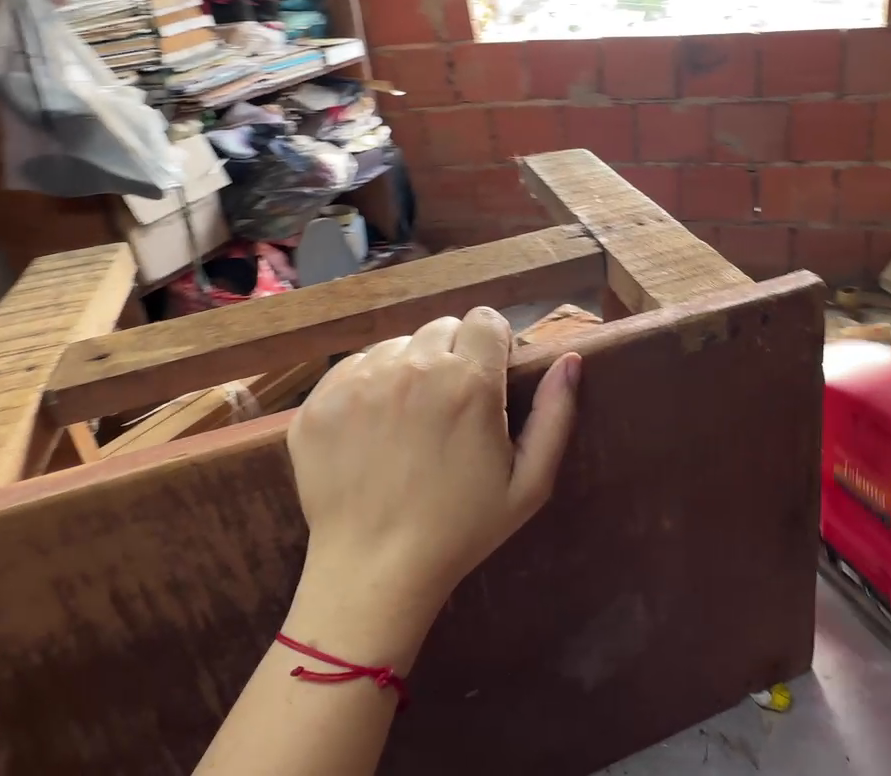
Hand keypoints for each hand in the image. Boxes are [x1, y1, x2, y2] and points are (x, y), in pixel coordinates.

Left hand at [285, 307, 580, 655]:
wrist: (374, 570)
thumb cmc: (463, 529)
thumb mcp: (530, 483)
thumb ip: (556, 414)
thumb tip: (569, 360)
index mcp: (469, 382)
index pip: (486, 320)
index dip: (494, 344)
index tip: (490, 376)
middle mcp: (413, 368)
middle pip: (442, 328)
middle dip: (454, 355)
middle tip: (451, 404)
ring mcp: (360, 382)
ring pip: (397, 345)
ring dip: (410, 368)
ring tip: (410, 418)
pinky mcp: (320, 401)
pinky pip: (354, 367)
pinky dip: (368, 386)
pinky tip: (374, 428)